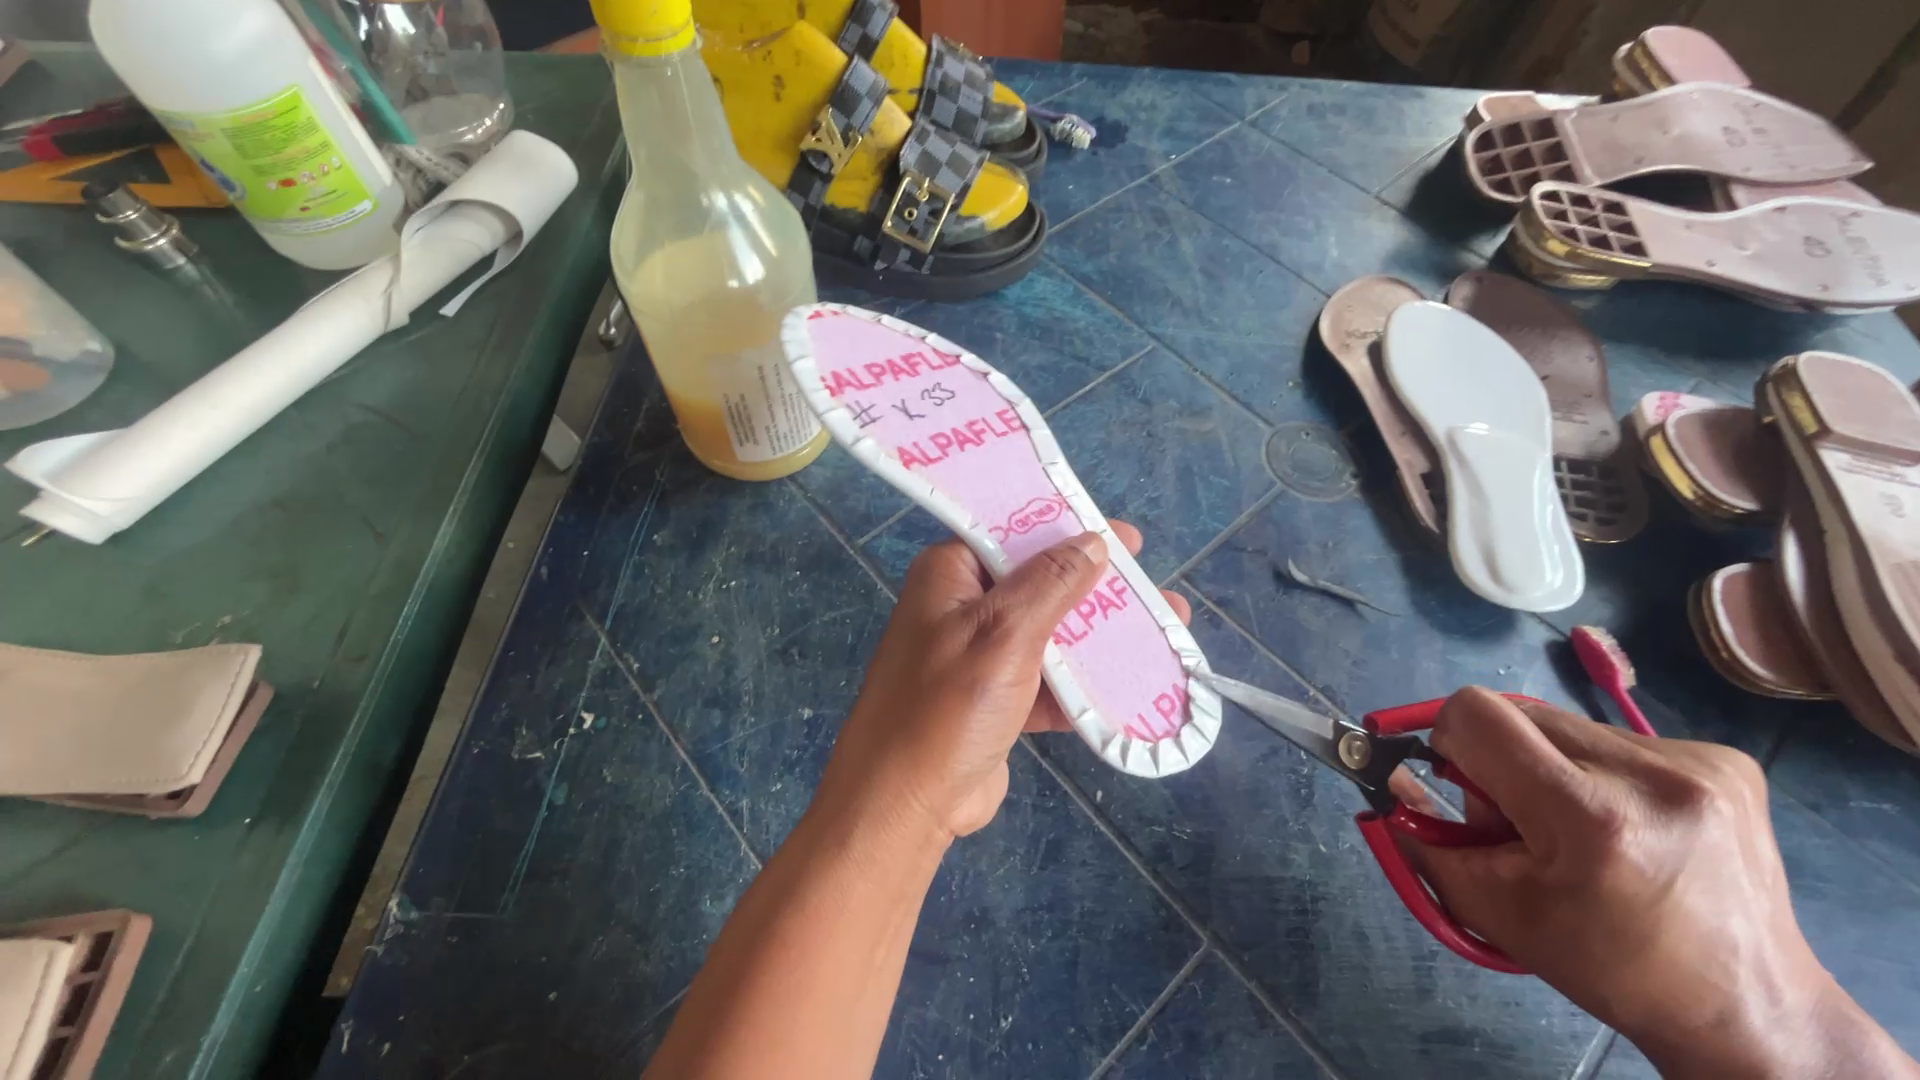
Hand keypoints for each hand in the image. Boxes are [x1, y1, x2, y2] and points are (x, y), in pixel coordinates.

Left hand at [815, 522, 1190, 841]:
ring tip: (1162, 630)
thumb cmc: (948, 706)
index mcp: (951, 575)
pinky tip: (1139, 683)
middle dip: (1098, 588)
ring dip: (1101, 637)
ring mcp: (980, 657)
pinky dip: (1085, 684)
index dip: (1068, 529)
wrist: (906, 804)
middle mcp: (963, 608)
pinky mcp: (996, 700)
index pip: (1013, 533)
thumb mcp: (1004, 633)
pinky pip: (1047, 680)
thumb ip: (1051, 583)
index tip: (1124, 537)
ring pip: (1050, 633)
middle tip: (1152, 588)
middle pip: (1040, 583)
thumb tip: (1093, 542)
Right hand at [1392, 688, 1916, 1078]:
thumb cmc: (1606, 966)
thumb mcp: (1492, 907)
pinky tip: (1628, 823)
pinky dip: (1599, 771)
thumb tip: (1387, 777)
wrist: (1750, 1009)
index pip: (1475, 713)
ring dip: (1549, 764)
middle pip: (1517, 713)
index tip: (1456, 780)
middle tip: (1519, 819)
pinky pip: (1616, 738)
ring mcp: (1699, 761)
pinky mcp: (1728, 760)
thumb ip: (1423, 835)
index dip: (1446, 738)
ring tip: (1581, 828)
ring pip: (1565, 725)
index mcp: (1587, 814)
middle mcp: (1648, 772)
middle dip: (1498, 758)